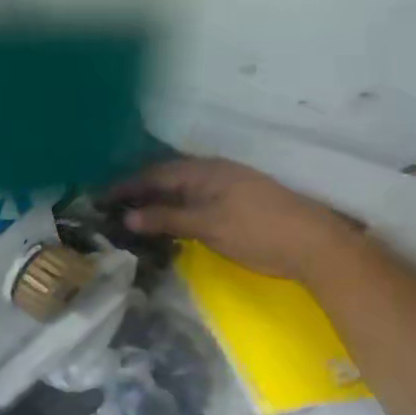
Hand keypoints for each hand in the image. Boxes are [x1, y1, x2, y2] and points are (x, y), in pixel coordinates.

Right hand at [108, 157, 372, 281]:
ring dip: (159, 200)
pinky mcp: (239, 201)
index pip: (155, 174)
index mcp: (204, 170)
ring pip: (183, 188)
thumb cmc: (257, 232)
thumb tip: (129, 216)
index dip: (127, 186)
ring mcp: (229, 185)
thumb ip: (169, 219)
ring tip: (135, 215)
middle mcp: (214, 171)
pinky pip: (197, 198)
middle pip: (168, 178)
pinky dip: (178, 208)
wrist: (314, 244)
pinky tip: (171, 220)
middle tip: (112, 208)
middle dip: (140, 191)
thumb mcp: (208, 226)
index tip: (100, 198)